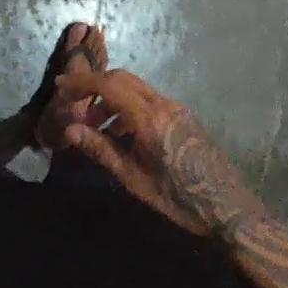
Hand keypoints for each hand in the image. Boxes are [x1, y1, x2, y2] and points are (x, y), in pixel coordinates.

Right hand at [53, 69, 262, 237]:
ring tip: (94, 128)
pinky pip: (149, 101)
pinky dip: (128, 108)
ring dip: (111, 99)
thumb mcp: (132, 178)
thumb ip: (100, 149)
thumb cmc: (176, 198)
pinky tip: (120, 134)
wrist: (227, 208)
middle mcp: (164, 105)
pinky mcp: (184, 118)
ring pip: (136, 90)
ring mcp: (177, 109)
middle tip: (73, 105)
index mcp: (149, 118)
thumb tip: (69, 129)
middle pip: (122, 79)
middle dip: (94, 87)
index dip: (81, 83)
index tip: (60, 86)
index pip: (109, 86)